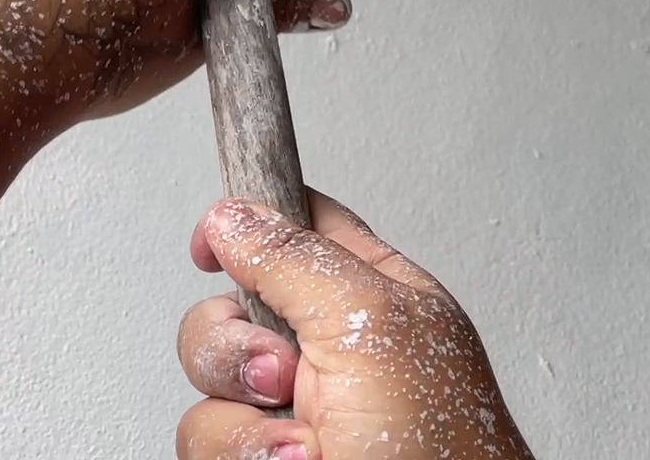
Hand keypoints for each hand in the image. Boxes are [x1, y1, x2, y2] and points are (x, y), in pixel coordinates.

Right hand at [176, 192, 532, 459]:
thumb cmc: (443, 454)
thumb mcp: (369, 323)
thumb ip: (294, 257)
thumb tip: (231, 214)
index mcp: (366, 289)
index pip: (296, 222)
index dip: (247, 220)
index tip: (209, 243)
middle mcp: (325, 345)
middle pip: (233, 304)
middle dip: (234, 341)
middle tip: (281, 371)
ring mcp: (295, 408)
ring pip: (211, 381)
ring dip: (244, 416)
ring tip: (303, 443)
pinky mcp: (267, 458)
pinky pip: (207, 442)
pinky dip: (242, 458)